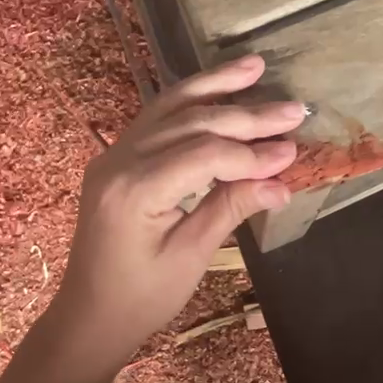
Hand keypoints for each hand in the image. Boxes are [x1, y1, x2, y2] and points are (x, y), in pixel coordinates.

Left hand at [56, 55, 302, 363]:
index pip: (206, 154)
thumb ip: (231, 208)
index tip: (293, 150)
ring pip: (172, 107)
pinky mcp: (117, 156)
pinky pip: (157, 117)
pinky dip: (191, 99)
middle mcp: (120, 160)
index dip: (253, 152)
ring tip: (255, 66)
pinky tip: (218, 87)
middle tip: (294, 109)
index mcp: (136, 190)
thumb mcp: (191, 257)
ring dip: (216, 86)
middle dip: (247, 116)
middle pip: (193, 123)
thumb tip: (283, 182)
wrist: (88, 316)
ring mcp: (114, 154)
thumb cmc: (141, 299)